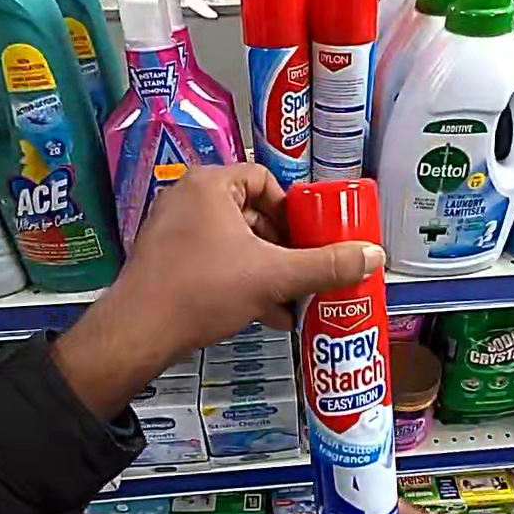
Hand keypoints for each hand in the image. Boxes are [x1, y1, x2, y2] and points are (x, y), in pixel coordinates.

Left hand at [51, 164, 383, 416]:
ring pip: (235, 243)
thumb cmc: (205, 289)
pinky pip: (215, 261)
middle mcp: (188, 199)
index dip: (293, 209)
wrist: (139, 334)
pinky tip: (267, 314)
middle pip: (252, 214)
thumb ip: (326, 265)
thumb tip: (375, 256)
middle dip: (284, 247)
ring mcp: (173, 231)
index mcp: (210, 185)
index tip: (310, 238)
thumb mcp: (274, 276)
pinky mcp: (166, 261)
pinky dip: (242, 282)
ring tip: (293, 298)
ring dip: (268, 270)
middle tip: (306, 270)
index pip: (265, 180)